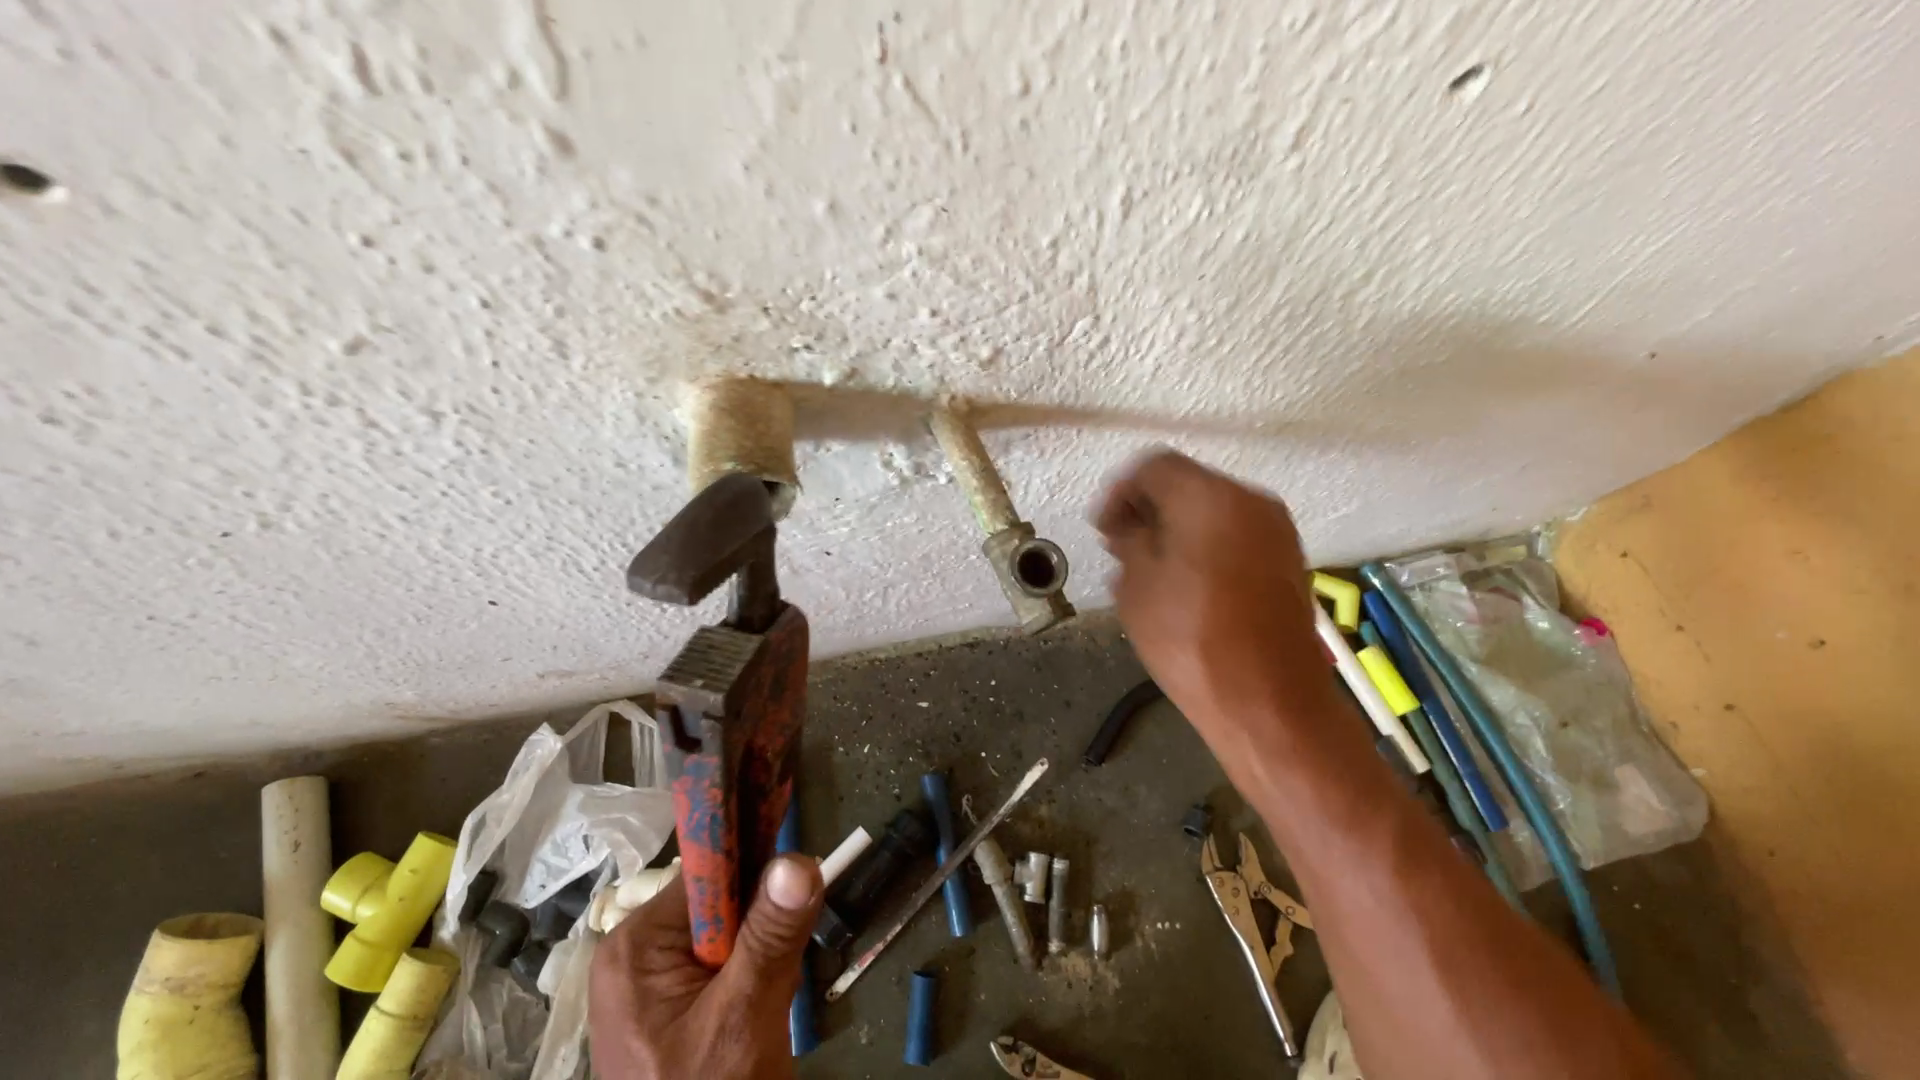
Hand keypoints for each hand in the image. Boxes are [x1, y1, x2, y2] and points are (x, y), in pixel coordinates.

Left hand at [588, 855, 823, 1079]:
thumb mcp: (744, 1019)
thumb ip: (770, 939)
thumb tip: (797, 858)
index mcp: (634, 944)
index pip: (709, 874)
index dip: (757, 884)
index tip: (794, 909)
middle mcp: (631, 951)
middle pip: (719, 904)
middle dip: (760, 937)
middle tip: (776, 984)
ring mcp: (645, 980)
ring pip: (726, 936)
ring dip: (758, 965)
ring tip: (764, 1012)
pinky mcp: (663, 1003)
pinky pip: (717, 966)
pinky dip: (747, 985)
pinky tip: (751, 1022)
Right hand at [1094, 450, 1334, 745]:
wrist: (1267, 701)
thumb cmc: (1191, 640)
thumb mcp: (1137, 587)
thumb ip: (1130, 541)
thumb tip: (1133, 527)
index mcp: (1211, 497)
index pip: (1155, 467)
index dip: (1120, 492)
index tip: (1104, 530)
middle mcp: (1252, 502)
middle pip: (1189, 486)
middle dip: (1150, 512)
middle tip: (1121, 550)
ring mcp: (1277, 532)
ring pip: (1214, 513)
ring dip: (1178, 532)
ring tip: (1150, 575)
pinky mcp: (1288, 563)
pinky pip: (1237, 538)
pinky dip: (1207, 549)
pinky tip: (1186, 588)